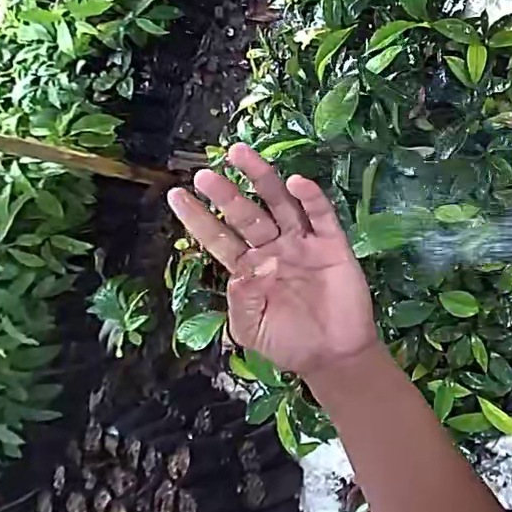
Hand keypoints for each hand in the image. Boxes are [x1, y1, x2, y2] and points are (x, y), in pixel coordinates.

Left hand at [167, 144, 380, 380]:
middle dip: (226, 193)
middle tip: (204, 173)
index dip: (199, 217)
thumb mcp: (251, 330)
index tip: (176, 194)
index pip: (219, 237)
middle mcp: (273, 248)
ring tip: (241, 155)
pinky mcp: (332, 243)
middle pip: (247, 213)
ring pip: (280, 203)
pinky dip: (310, 197)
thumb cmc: (289, 343)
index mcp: (249, 268)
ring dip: (262, 179)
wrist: (335, 356)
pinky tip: (297, 182)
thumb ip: (241, 300)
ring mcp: (302, 243)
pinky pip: (320, 214)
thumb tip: (244, 269)